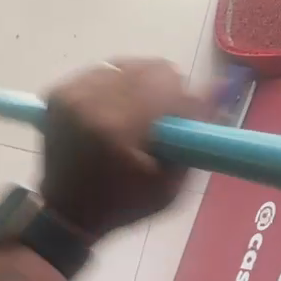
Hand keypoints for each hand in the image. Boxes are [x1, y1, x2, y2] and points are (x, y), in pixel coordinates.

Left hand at [40, 59, 197, 238]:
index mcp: (116, 128)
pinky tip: (112, 114)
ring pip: (126, 67)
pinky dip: (113, 88)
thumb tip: (223, 85)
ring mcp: (69, 95)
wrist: (66, 214)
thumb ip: (198, 137)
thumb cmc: (123, 205)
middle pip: (148, 68)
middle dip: (162, 91)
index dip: (183, 100)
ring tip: (134, 120)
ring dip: (137, 88)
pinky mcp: (57, 93)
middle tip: (160, 121)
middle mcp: (88, 103)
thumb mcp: (169, 185)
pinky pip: (101, 73)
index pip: (167, 83)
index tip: (185, 121)